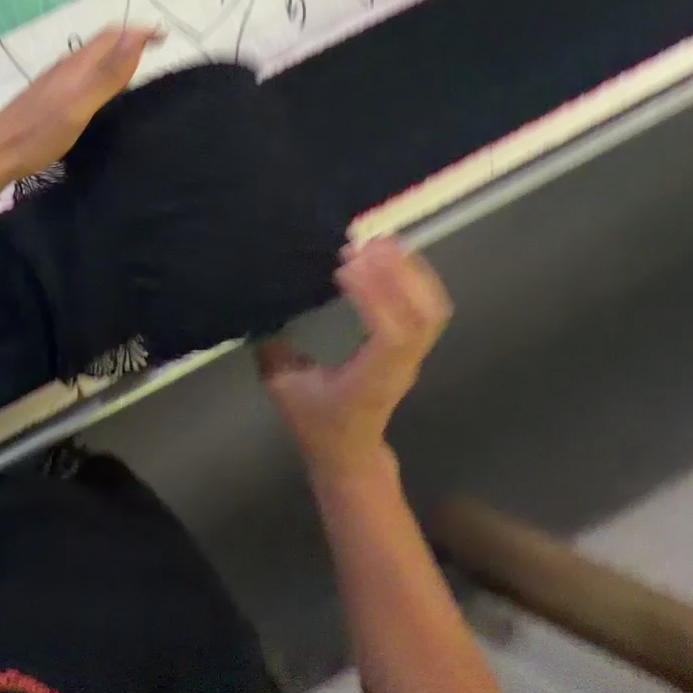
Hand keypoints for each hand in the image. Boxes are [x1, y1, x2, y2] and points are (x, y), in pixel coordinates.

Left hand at [0, 26, 160, 188]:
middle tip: (154, 51)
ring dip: (111, 58)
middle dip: (128, 42)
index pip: (111, 36)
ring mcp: (51, 83)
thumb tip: (137, 34)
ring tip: (132, 70)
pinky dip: (96, 75)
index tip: (165, 38)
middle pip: (100, 45)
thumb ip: (107, 73)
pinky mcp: (43, 99)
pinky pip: (77, 77)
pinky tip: (96, 94)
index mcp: (74, 67)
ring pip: (87, 60)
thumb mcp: (78, 106)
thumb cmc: (37, 135)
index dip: (138, 32)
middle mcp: (63, 68)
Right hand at [258, 239, 451, 480]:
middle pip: (423, 316)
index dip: (374, 297)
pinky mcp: (413, 348)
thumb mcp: (282, 389)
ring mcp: (413, 357)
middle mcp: (400, 365)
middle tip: (363, 242)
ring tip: (381, 241)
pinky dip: (415, 278)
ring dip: (410, 272)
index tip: (345, 265)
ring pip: (432, 310)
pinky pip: (428, 309)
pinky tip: (393, 257)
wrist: (350, 452)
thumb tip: (261, 309)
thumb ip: (274, 350)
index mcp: (370, 379)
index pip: (389, 336)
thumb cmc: (316, 423)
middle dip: (397, 274)